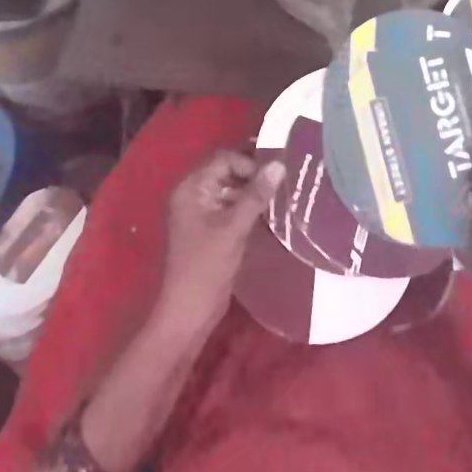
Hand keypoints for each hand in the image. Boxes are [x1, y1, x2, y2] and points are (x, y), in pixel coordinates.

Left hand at [153, 151, 283, 334]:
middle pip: (225, 172)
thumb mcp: (233, 228)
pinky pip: (227, 208)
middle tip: (283, 182)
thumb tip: (279, 165)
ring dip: (251, 192)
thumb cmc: (206, 266)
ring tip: (280, 197)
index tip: (276, 177)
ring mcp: (197, 212)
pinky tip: (268, 214)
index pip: (222, 159)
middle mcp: (191, 194)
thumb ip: (256, 196)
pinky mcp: (206, 229)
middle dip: (252, 175)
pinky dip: (245, 208)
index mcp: (190, 187)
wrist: (187, 311)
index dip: (249, 164)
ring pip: (228, 190)